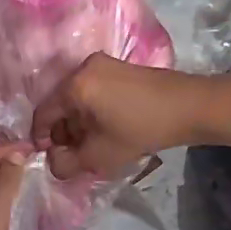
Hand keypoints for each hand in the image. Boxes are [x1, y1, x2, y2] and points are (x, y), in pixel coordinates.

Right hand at [31, 53, 206, 180]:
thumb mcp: (98, 156)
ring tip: (91, 145)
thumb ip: (66, 163)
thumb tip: (53, 162)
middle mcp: (84, 68)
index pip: (42, 114)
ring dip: (78, 124)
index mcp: (74, 85)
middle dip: (62, 132)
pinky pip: (93, 92)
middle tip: (72, 155)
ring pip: (77, 100)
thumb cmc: (139, 130)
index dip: (41, 139)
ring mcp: (104, 65)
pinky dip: (92, 113)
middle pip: (60, 105)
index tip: (50, 158)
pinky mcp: (120, 69)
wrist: (189, 107)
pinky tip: (105, 130)